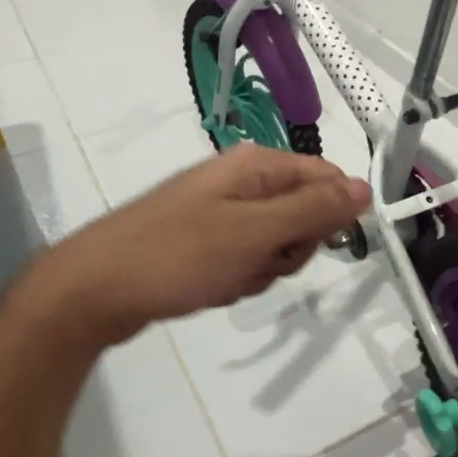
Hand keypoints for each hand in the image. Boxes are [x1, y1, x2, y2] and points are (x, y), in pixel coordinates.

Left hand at [16, 143, 370, 344]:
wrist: (90, 291)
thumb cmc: (177, 256)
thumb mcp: (256, 233)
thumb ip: (315, 210)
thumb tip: (367, 188)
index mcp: (257, 165)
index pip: (326, 179)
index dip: (330, 216)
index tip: (306, 246)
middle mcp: (242, 180)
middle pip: (304, 213)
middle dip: (290, 248)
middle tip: (257, 262)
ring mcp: (221, 211)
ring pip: (276, 242)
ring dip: (263, 268)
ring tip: (226, 278)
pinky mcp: (204, 240)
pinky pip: (246, 257)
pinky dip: (238, 277)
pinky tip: (211, 287)